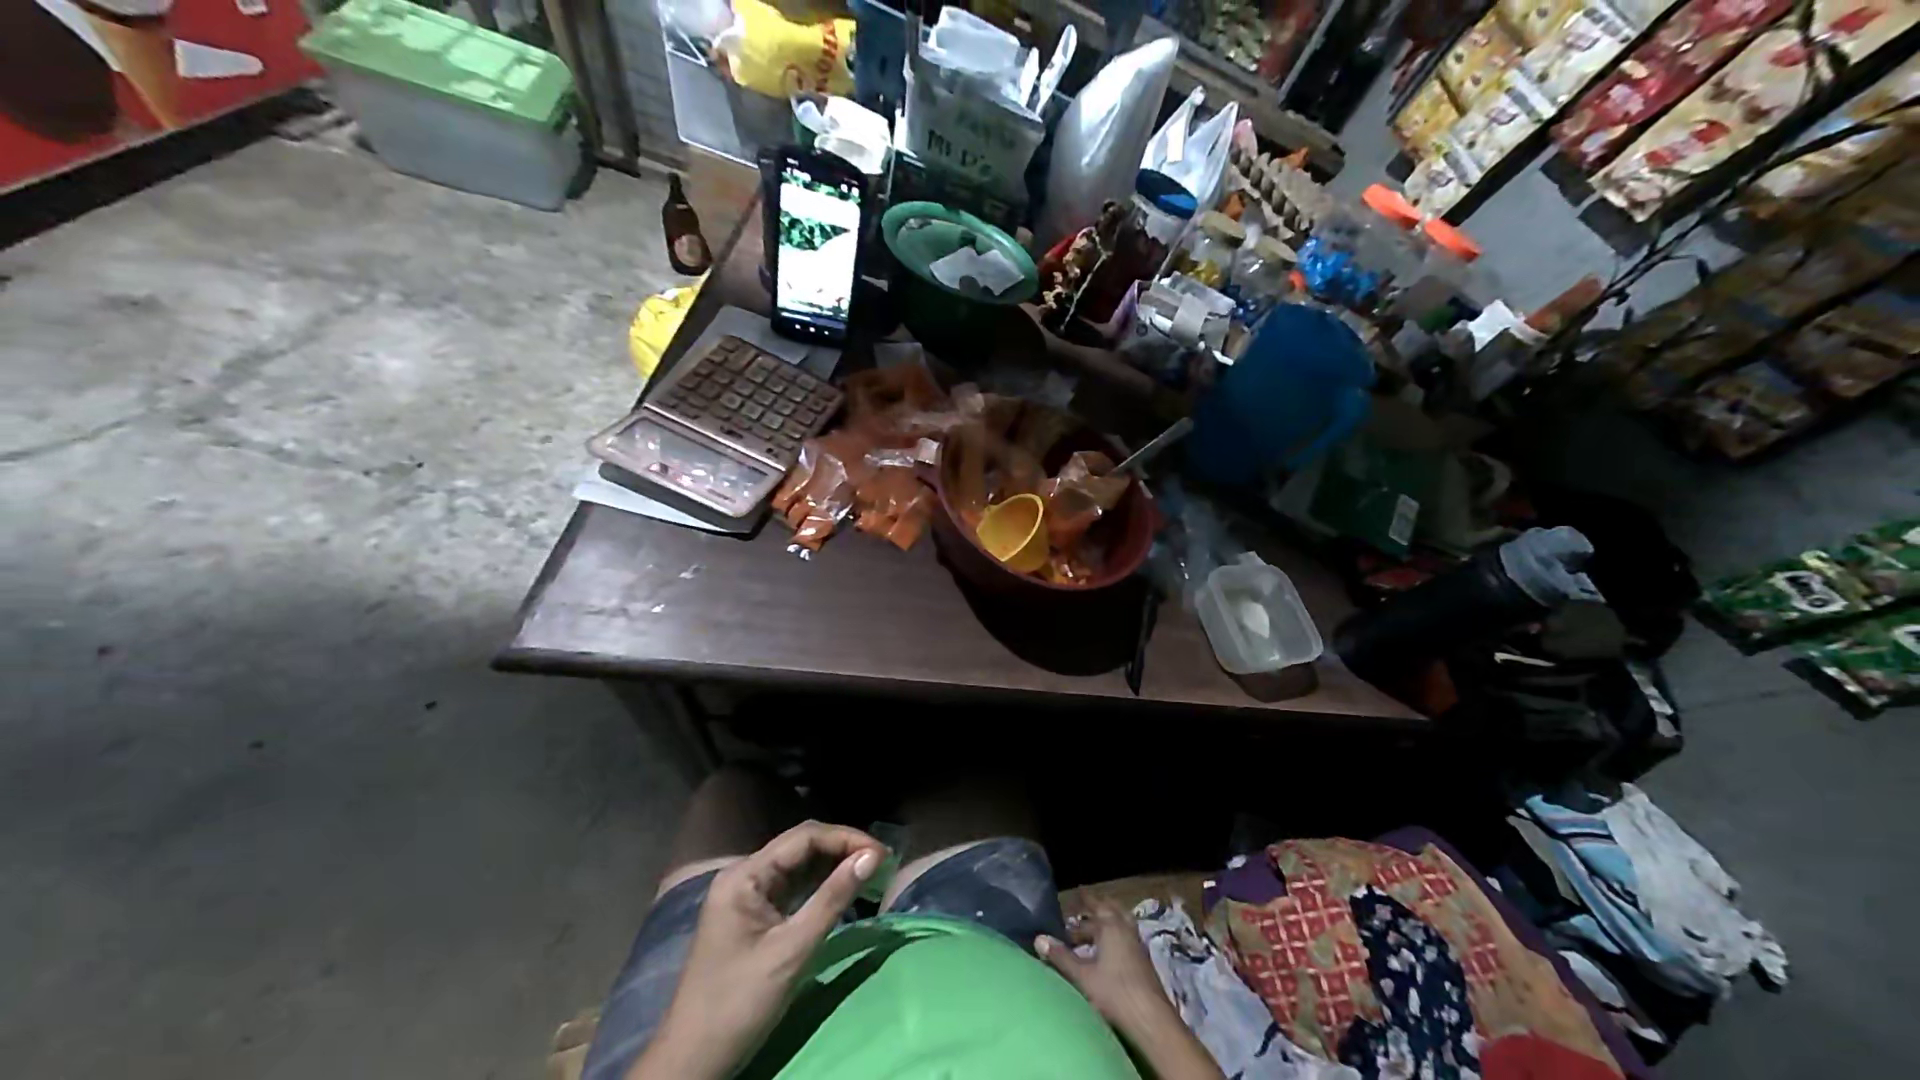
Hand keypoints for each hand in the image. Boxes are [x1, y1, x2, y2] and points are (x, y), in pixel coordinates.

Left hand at [631, 822, 884, 1079]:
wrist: (694, 1058)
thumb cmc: (740, 1001)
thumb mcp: (793, 949)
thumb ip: (833, 899)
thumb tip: (872, 857)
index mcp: (745, 875)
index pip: (804, 838)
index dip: (846, 838)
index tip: (882, 853)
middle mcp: (745, 875)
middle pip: (802, 847)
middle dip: (843, 849)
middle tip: (882, 862)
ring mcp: (748, 896)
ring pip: (799, 866)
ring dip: (834, 866)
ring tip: (872, 872)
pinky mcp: (755, 916)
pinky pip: (793, 888)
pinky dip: (821, 886)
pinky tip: (845, 889)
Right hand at [1036, 898, 1176, 1033]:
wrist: (1151, 1020)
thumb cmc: (1114, 992)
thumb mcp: (1082, 975)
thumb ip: (1060, 956)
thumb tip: (1038, 938)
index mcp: (1110, 926)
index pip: (1095, 903)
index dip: (1084, 898)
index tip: (1075, 892)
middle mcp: (1125, 930)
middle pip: (1110, 911)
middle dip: (1096, 909)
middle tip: (1080, 911)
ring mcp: (1136, 945)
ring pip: (1119, 925)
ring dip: (1104, 925)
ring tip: (1088, 931)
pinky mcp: (1142, 962)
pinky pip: (1124, 939)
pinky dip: (1112, 938)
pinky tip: (1103, 952)